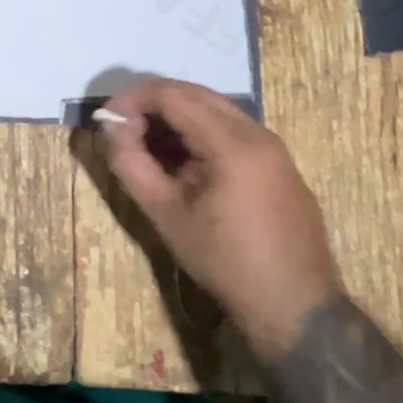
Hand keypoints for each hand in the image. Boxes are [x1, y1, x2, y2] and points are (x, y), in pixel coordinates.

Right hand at [99, 78, 341, 358]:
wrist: (296, 308)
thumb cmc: (224, 261)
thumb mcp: (165, 213)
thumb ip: (131, 163)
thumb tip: (111, 128)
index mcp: (232, 143)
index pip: (172, 95)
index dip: (132, 99)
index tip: (107, 121)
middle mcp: (258, 133)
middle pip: (194, 94)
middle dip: (152, 103)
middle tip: (123, 128)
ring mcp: (274, 147)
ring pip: (214, 108)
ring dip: (175, 114)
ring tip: (147, 143)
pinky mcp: (280, 163)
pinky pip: (232, 128)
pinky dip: (199, 129)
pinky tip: (182, 160)